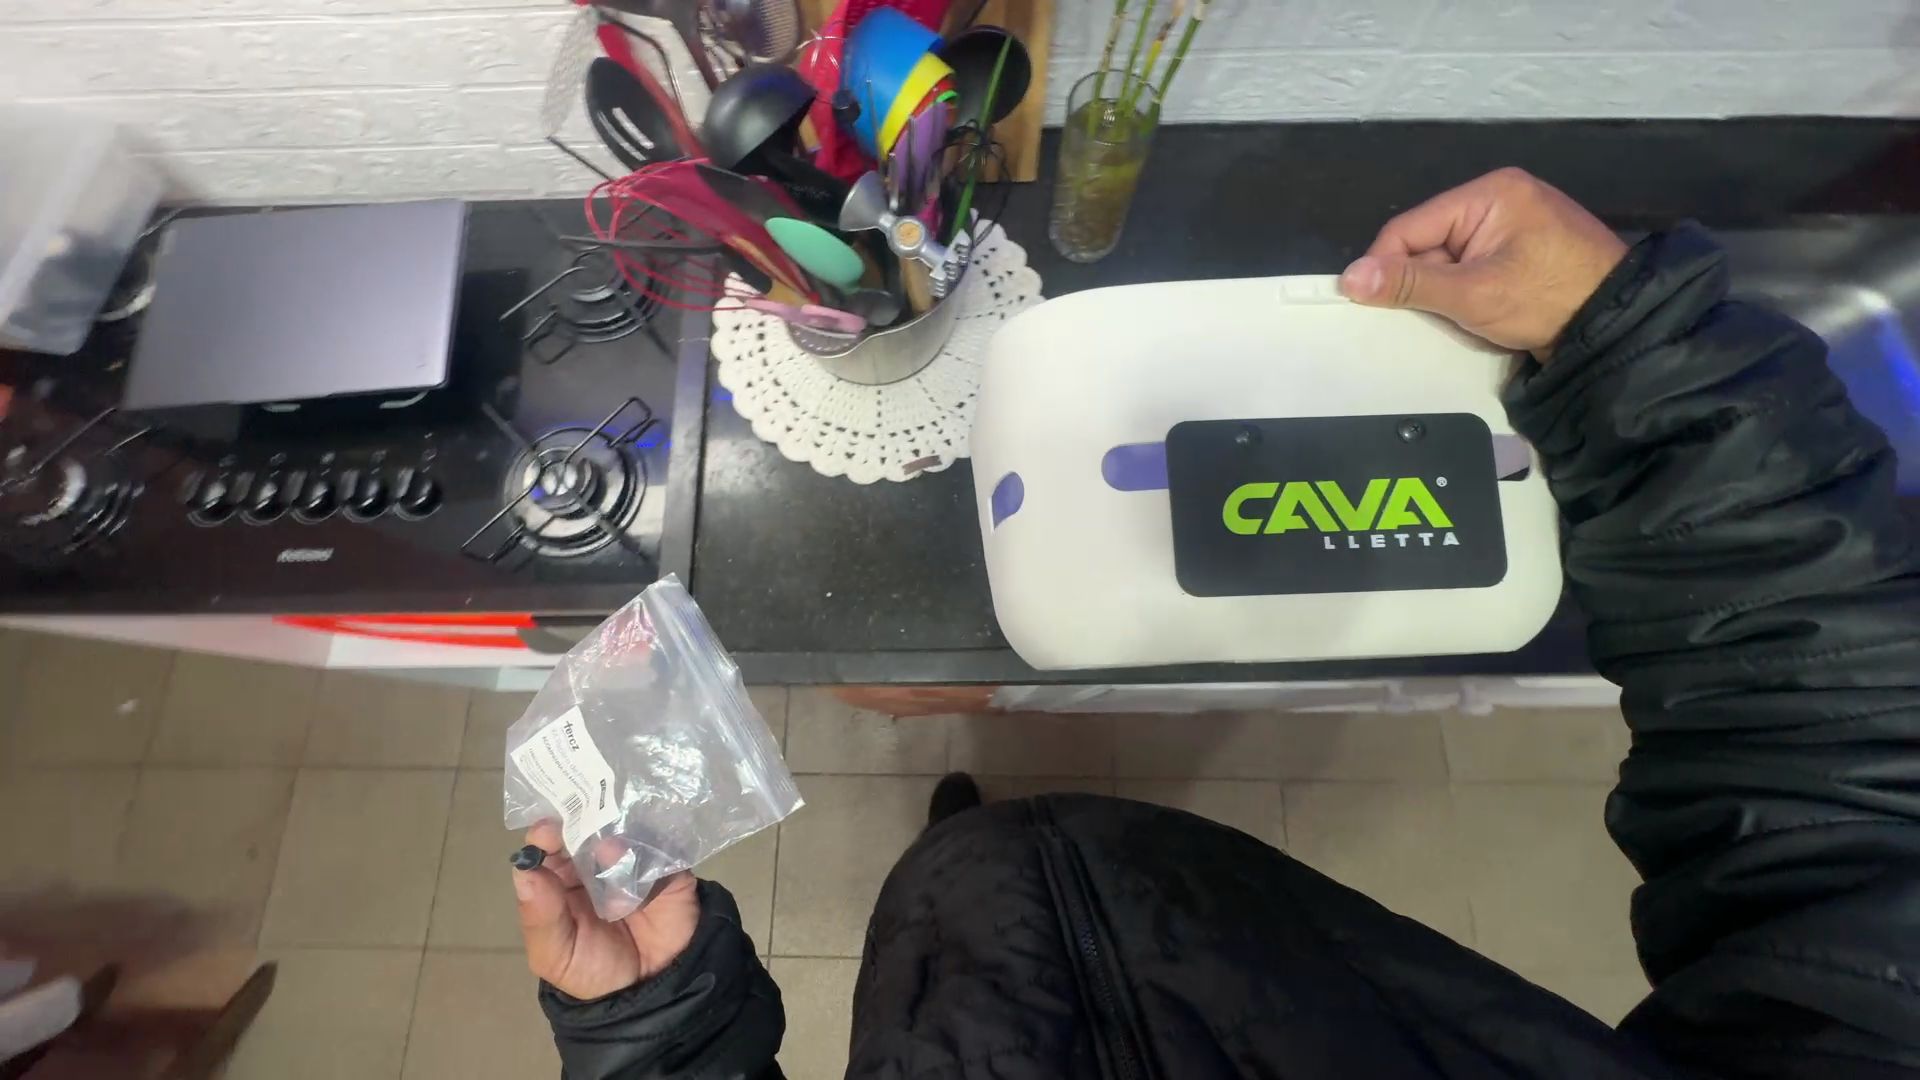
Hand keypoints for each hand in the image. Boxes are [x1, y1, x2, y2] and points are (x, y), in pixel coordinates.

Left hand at [513, 821, 700, 1000]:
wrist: (653, 987)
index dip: (546, 836)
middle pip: (586, 830)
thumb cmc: (594, 970)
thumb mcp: (556, 954)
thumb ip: (541, 917)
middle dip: (581, 822)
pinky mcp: (666, 861)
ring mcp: (633, 858)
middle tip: (582, 820)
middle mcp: (596, 861)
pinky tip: (639, 853)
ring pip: (622, 831)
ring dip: (614, 832)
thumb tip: (524, 871)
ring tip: (608, 846)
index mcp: (562, 880)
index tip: (547, 831)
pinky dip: (647, 844)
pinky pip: (657, 845)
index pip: (549, 848)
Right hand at [1338, 167, 1627, 357]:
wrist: (1615, 324)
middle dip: (1413, 282)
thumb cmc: (1548, 299)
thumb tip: (1349, 279)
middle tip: (1422, 315)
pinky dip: (1451, 294)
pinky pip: (1459, 269)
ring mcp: (1502, 226)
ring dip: (1433, 292)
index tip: (1371, 306)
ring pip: (1437, 260)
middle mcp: (1492, 201)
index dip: (1382, 268)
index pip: (1406, 229)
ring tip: (1449, 314)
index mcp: (1486, 195)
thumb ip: (1408, 284)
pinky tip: (1462, 311)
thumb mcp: (1472, 294)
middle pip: (1420, 244)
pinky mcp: (1508, 251)